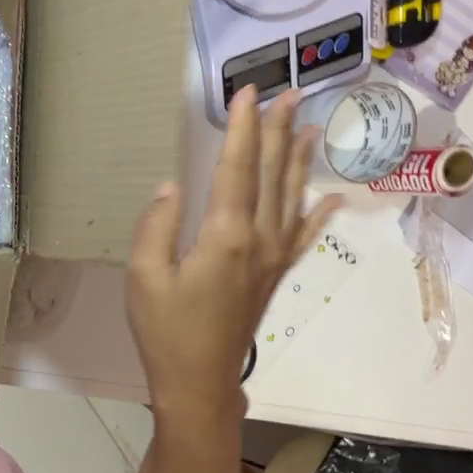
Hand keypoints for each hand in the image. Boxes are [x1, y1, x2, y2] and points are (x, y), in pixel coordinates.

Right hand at [126, 87, 341, 420]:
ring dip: (296, 159)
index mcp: (225, 236)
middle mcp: (259, 239)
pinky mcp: (275, 274)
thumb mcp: (143, 277)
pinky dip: (316, 212)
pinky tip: (329, 196)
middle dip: (275, 132)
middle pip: (270, 175)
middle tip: (286, 95)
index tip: (247, 94)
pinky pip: (302, 234)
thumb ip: (156, 228)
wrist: (199, 378)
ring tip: (306, 126)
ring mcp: (273, 257)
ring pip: (291, 196)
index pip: (235, 169)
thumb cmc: (165, 329)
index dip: (241, 129)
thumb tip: (170, 188)